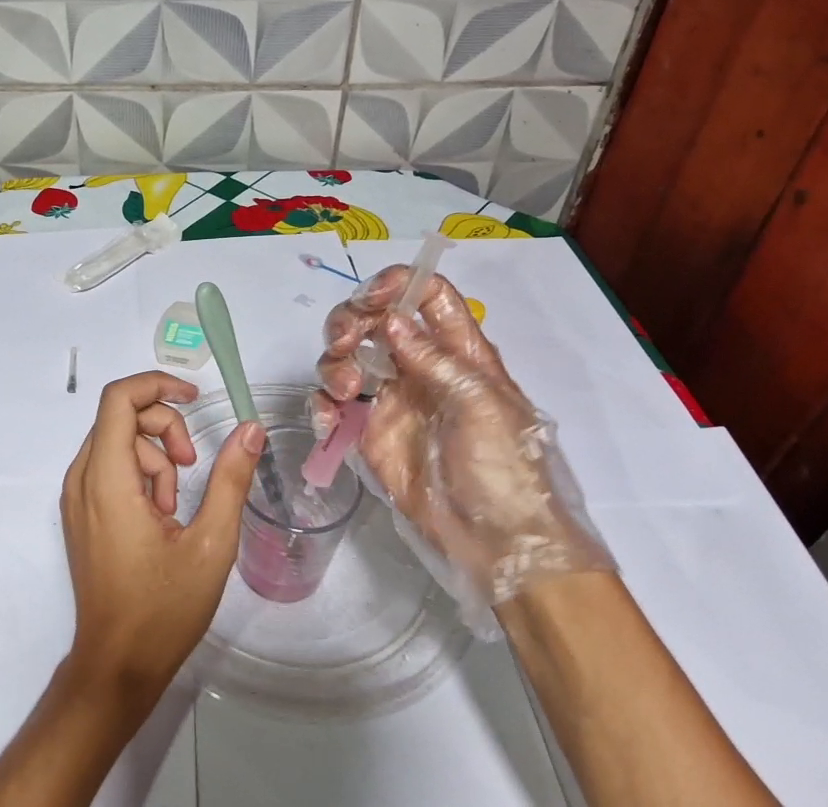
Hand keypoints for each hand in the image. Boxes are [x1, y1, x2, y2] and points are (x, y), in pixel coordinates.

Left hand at [60, 371, 264, 707]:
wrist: (117, 665)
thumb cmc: (163, 609)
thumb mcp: (210, 544)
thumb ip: (231, 479)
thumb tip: (251, 429)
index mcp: (107, 480)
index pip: (118, 399)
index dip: (157, 385)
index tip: (195, 399)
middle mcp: (81, 480)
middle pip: (119, 417)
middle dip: (164, 428)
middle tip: (194, 465)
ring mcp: (77, 499)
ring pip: (116, 443)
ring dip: (155, 458)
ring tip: (177, 506)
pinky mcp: (82, 515)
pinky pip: (109, 470)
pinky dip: (140, 477)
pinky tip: (162, 517)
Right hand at [316, 268, 612, 604]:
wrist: (498, 542)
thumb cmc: (505, 468)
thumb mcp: (481, 406)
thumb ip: (435, 360)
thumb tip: (392, 320)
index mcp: (459, 351)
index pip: (426, 294)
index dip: (395, 285)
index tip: (369, 301)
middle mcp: (420, 366)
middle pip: (373, 320)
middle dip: (349, 322)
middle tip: (344, 345)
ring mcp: (392, 400)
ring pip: (346, 358)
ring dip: (334, 365)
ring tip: (344, 393)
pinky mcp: (369, 434)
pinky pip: (334, 406)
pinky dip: (322, 406)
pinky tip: (327, 423)